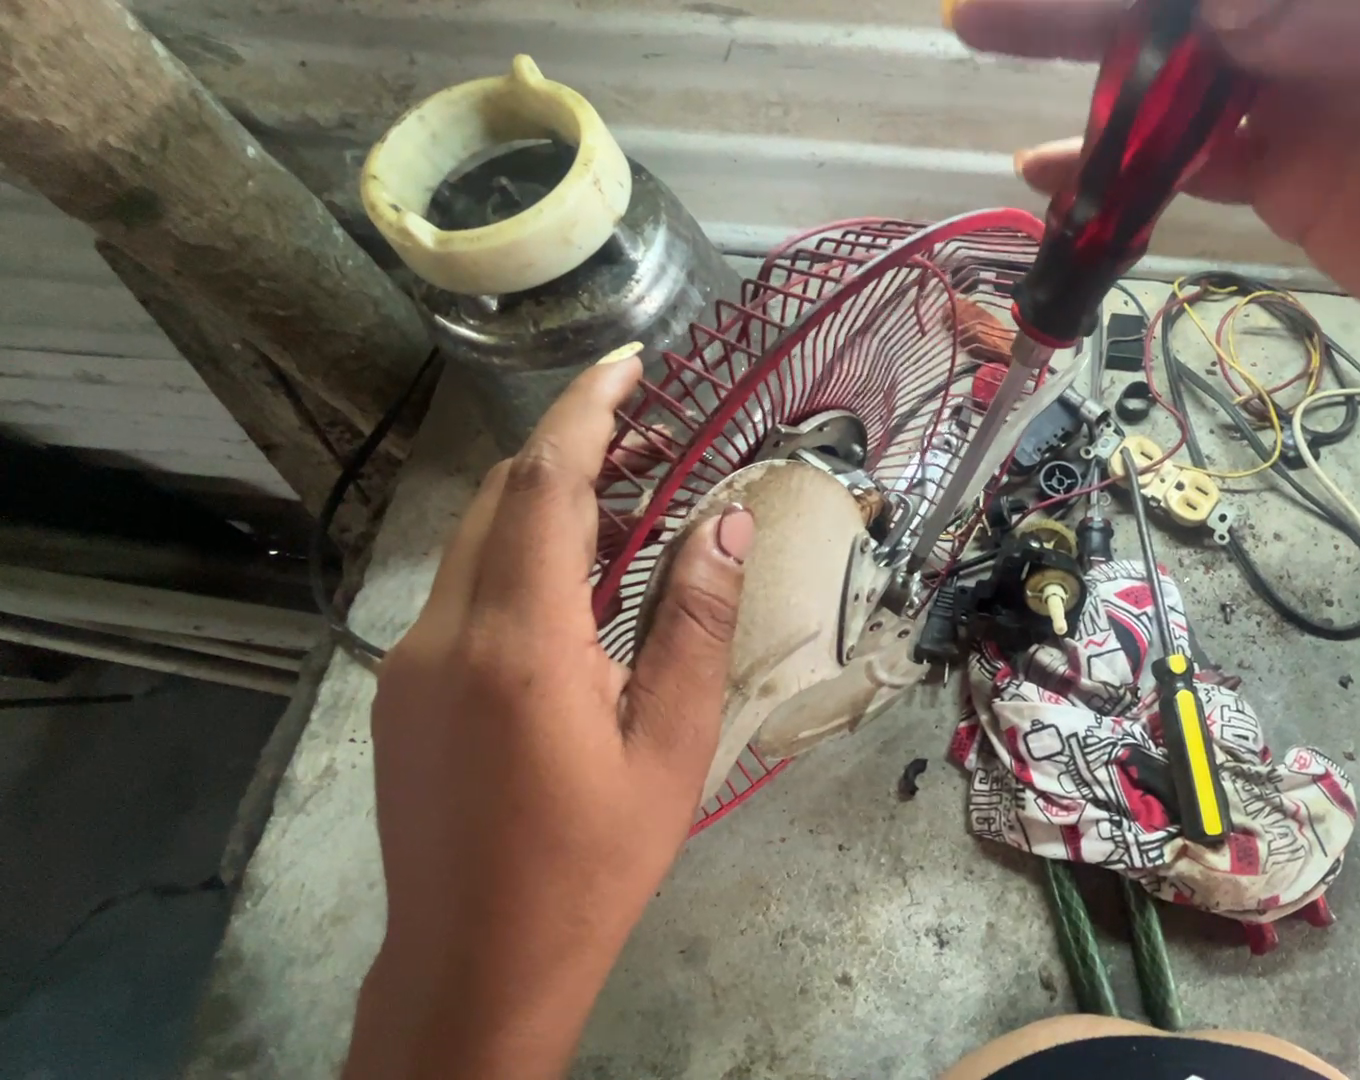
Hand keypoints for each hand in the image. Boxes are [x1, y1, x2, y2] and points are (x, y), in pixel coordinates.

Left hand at [345, 356, 755, 1077]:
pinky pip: (466, 584)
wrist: (476, 963)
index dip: (587, 412)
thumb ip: (695, 623)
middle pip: (504, 496)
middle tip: (651, 437)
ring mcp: (414, 660)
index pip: (547, 487)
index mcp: (522, 644)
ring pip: (479, 537)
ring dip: (549, 497)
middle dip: (572, 446)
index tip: (627, 364)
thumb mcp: (672, 742)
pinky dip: (524, 550)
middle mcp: (448, 633)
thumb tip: (726, 523)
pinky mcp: (407, 687)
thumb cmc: (595, 858)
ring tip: (628, 499)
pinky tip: (576, 581)